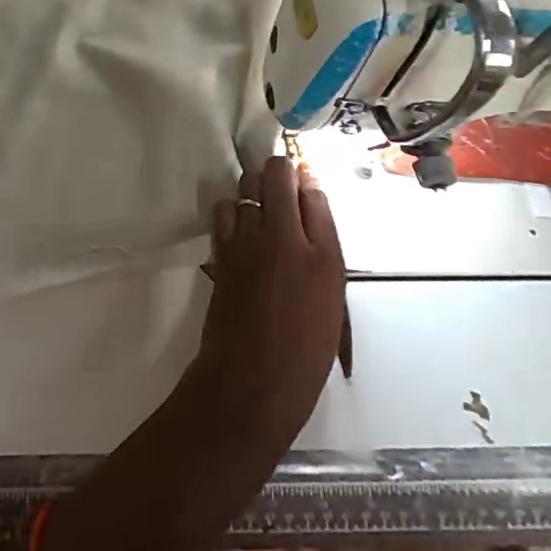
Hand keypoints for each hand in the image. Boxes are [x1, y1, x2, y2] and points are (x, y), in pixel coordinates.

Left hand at [41, 158, 344, 550]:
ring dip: (253, 196)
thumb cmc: (307, 337)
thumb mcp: (331, 280)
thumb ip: (321, 224)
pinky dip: (234, 217)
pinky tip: (247, 238)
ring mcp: (236, 242)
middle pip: (262, 175)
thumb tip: (309, 182)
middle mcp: (264, 227)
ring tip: (269, 221)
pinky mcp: (219, 260)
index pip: (287, 171)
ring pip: (240, 194)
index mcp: (299, 231)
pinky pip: (223, 219)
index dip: (296, 170)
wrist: (253, 380)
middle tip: (291, 204)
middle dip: (275, 177)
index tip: (306, 185)